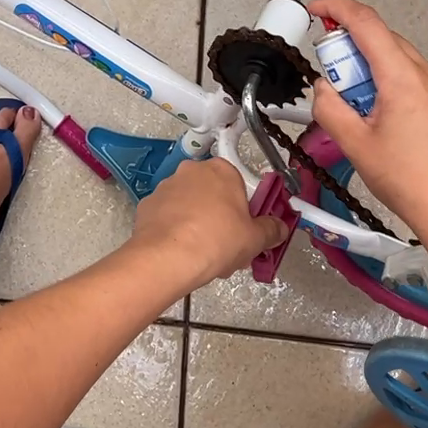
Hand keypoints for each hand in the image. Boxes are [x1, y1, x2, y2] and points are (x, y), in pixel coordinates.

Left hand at [129, 157, 289, 289]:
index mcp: (221, 170)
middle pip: (213, 195)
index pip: (239, 186)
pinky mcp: (147, 204)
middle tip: (227, 248)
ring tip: (203, 256)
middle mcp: (191, 170)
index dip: (244, 212)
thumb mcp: (255, 239)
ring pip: (189, 206)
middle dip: (220, 220)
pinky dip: (175, 231)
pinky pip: (168, 217)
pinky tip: (181, 252)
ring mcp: (166, 186)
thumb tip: (279, 228)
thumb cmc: (217, 240)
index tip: (245, 231)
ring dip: (198, 225)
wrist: (167, 257)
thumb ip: (271, 230)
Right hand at [307, 0, 427, 250]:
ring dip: (365, 69)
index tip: (314, 8)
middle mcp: (427, 75)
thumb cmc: (415, 183)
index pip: (365, 21)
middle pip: (380, 39)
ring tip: (351, 106)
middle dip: (347, 47)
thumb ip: (329, 107)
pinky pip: (409, 78)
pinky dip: (384, 84)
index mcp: (403, 77)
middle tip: (327, 76)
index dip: (335, 7)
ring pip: (395, 59)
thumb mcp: (355, 144)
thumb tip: (323, 89)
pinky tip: (374, 117)